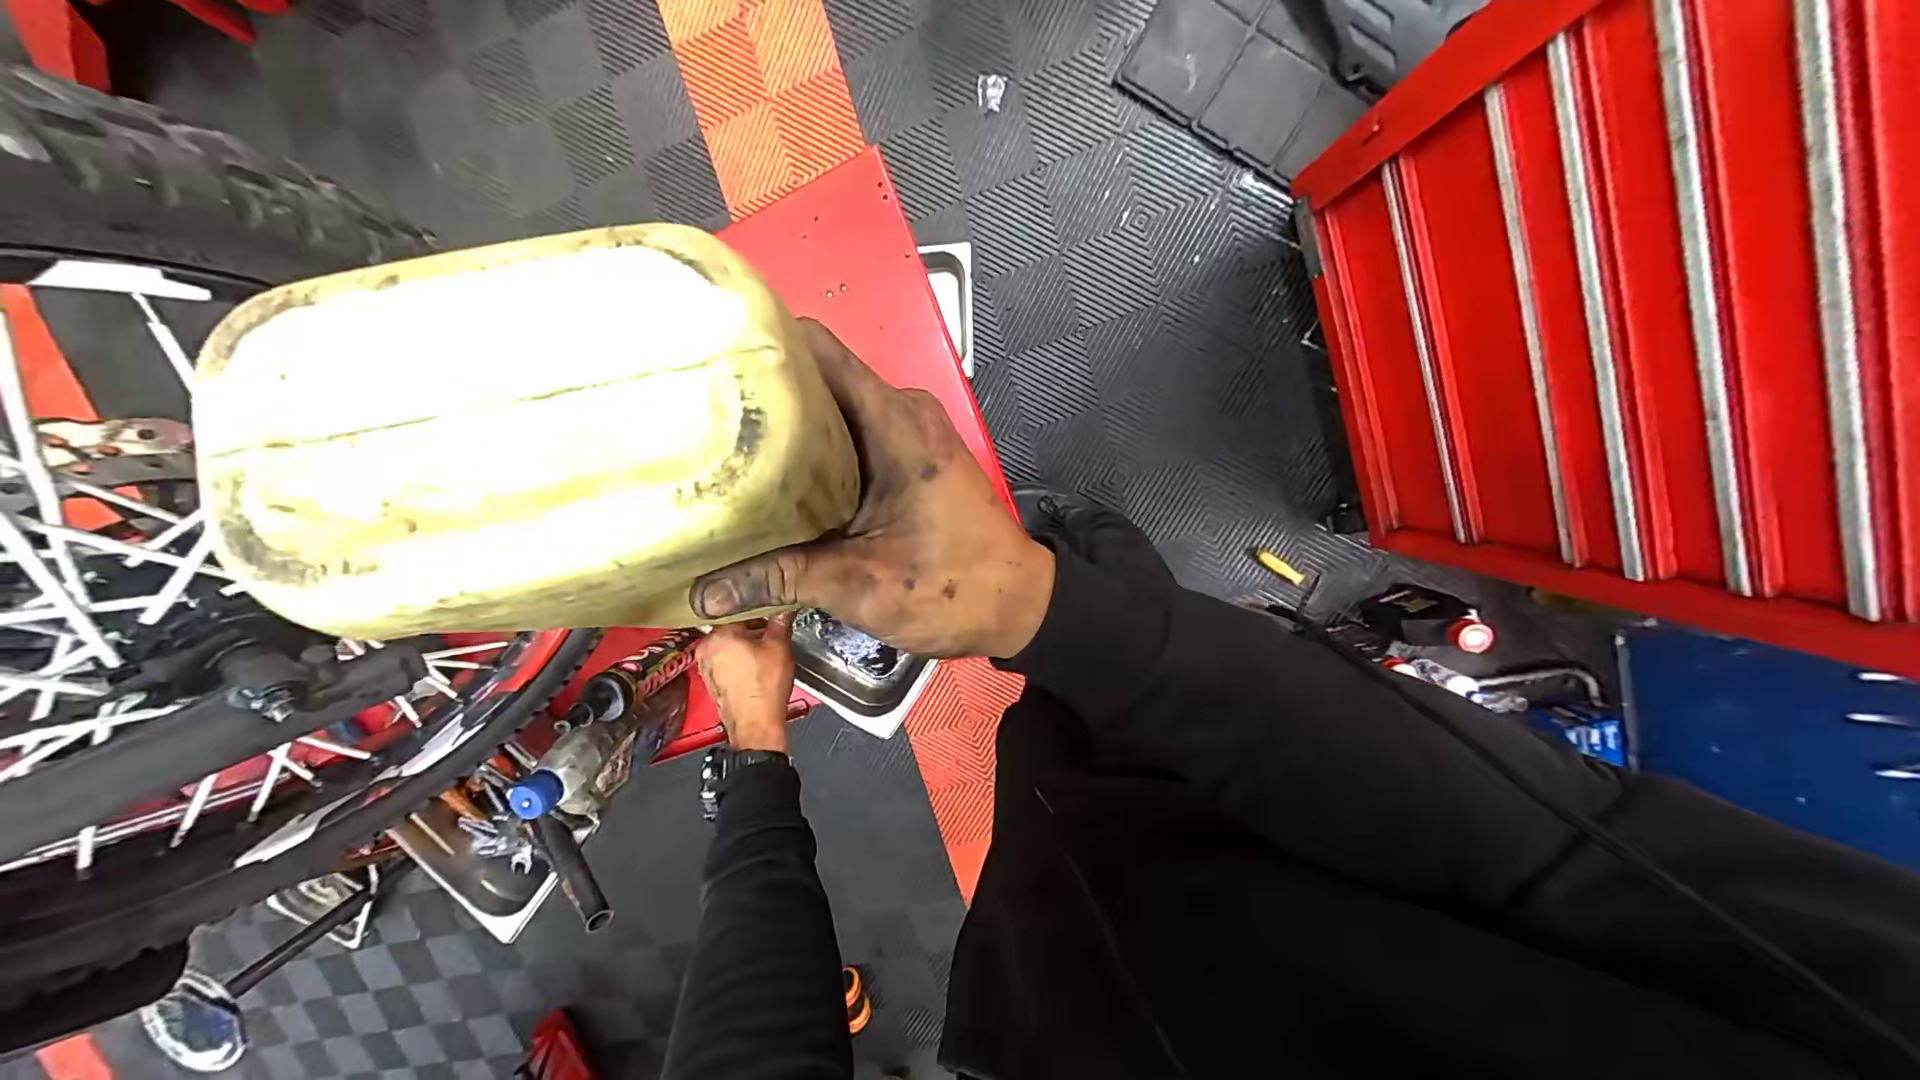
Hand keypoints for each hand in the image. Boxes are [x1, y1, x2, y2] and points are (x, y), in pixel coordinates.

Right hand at [691, 320, 1054, 658]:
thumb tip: (703, 592)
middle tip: (696, 421)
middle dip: (759, 396)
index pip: (816, 348)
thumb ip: (780, 578)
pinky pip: (849, 440)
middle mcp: (901, 412)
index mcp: (894, 419)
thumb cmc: (953, 588)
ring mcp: (907, 434)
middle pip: (816, 380)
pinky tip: (771, 485)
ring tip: (719, 452)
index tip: (706, 362)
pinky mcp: (908, 460)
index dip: (760, 344)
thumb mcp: (861, 584)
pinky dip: (811, 456)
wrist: (1020, 606)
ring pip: (831, 413)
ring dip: (783, 431)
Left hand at [697, 614, 796, 752]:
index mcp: (718, 634)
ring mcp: (706, 666)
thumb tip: (782, 610)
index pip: (738, 610)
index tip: (772, 613)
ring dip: (745, 644)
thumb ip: (779, 623)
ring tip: (766, 650)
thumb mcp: (779, 647)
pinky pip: (725, 661)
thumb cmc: (764, 689)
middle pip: (731, 627)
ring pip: (728, 644)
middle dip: (752, 628)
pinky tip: (756, 666)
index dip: (759, 611)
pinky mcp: (711, 681)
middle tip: (772, 632)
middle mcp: (706, 649)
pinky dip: (739, 659)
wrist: (756, 724)